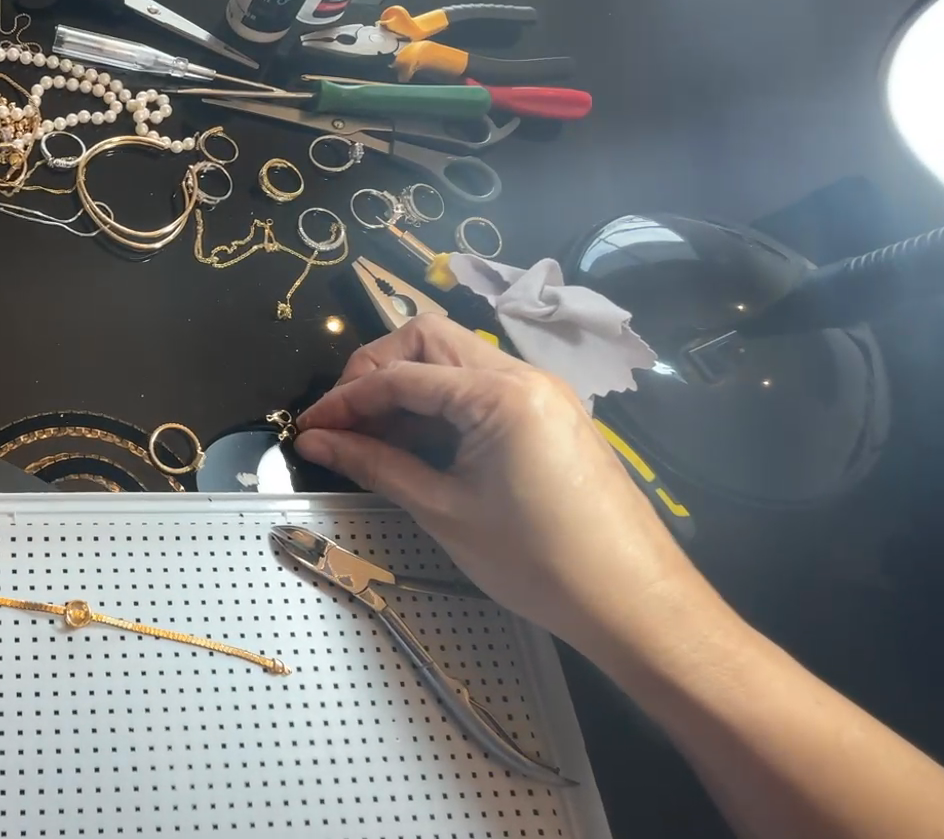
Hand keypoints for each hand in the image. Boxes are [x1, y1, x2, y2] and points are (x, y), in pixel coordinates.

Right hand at [295, 314, 705, 651]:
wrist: (640, 609)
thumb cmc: (538, 562)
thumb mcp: (441, 510)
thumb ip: (371, 463)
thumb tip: (312, 442)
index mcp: (500, 395)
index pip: (398, 377)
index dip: (343, 400)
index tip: (308, 428)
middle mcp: (523, 376)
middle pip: (425, 339)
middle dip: (373, 370)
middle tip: (344, 418)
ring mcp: (540, 393)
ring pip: (451, 358)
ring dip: (403, 385)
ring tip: (371, 435)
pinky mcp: (547, 414)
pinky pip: (476, 386)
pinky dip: (435, 402)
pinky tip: (414, 442)